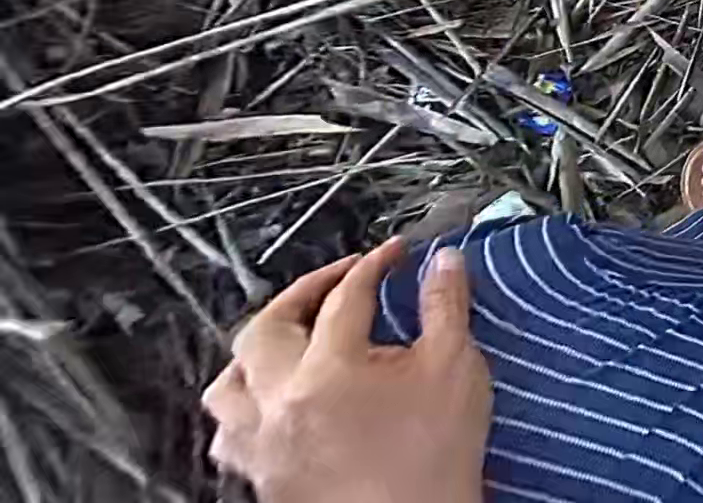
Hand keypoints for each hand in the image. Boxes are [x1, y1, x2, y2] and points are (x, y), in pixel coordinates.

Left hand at [201, 238, 490, 502]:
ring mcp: (258, 444)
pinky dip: (250, 391)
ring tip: (302, 327)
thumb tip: (443, 259)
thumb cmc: (436, 442)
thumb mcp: (455, 359)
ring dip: (263, 343)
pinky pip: (229, 423)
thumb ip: (446, 303)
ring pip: (227, 382)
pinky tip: (283, 389)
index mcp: (328, 371)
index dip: (373, 265)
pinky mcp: (259, 472)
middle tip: (345, 273)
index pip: (344, 298)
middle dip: (305, 291)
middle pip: (263, 332)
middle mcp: (277, 404)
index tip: (396, 251)